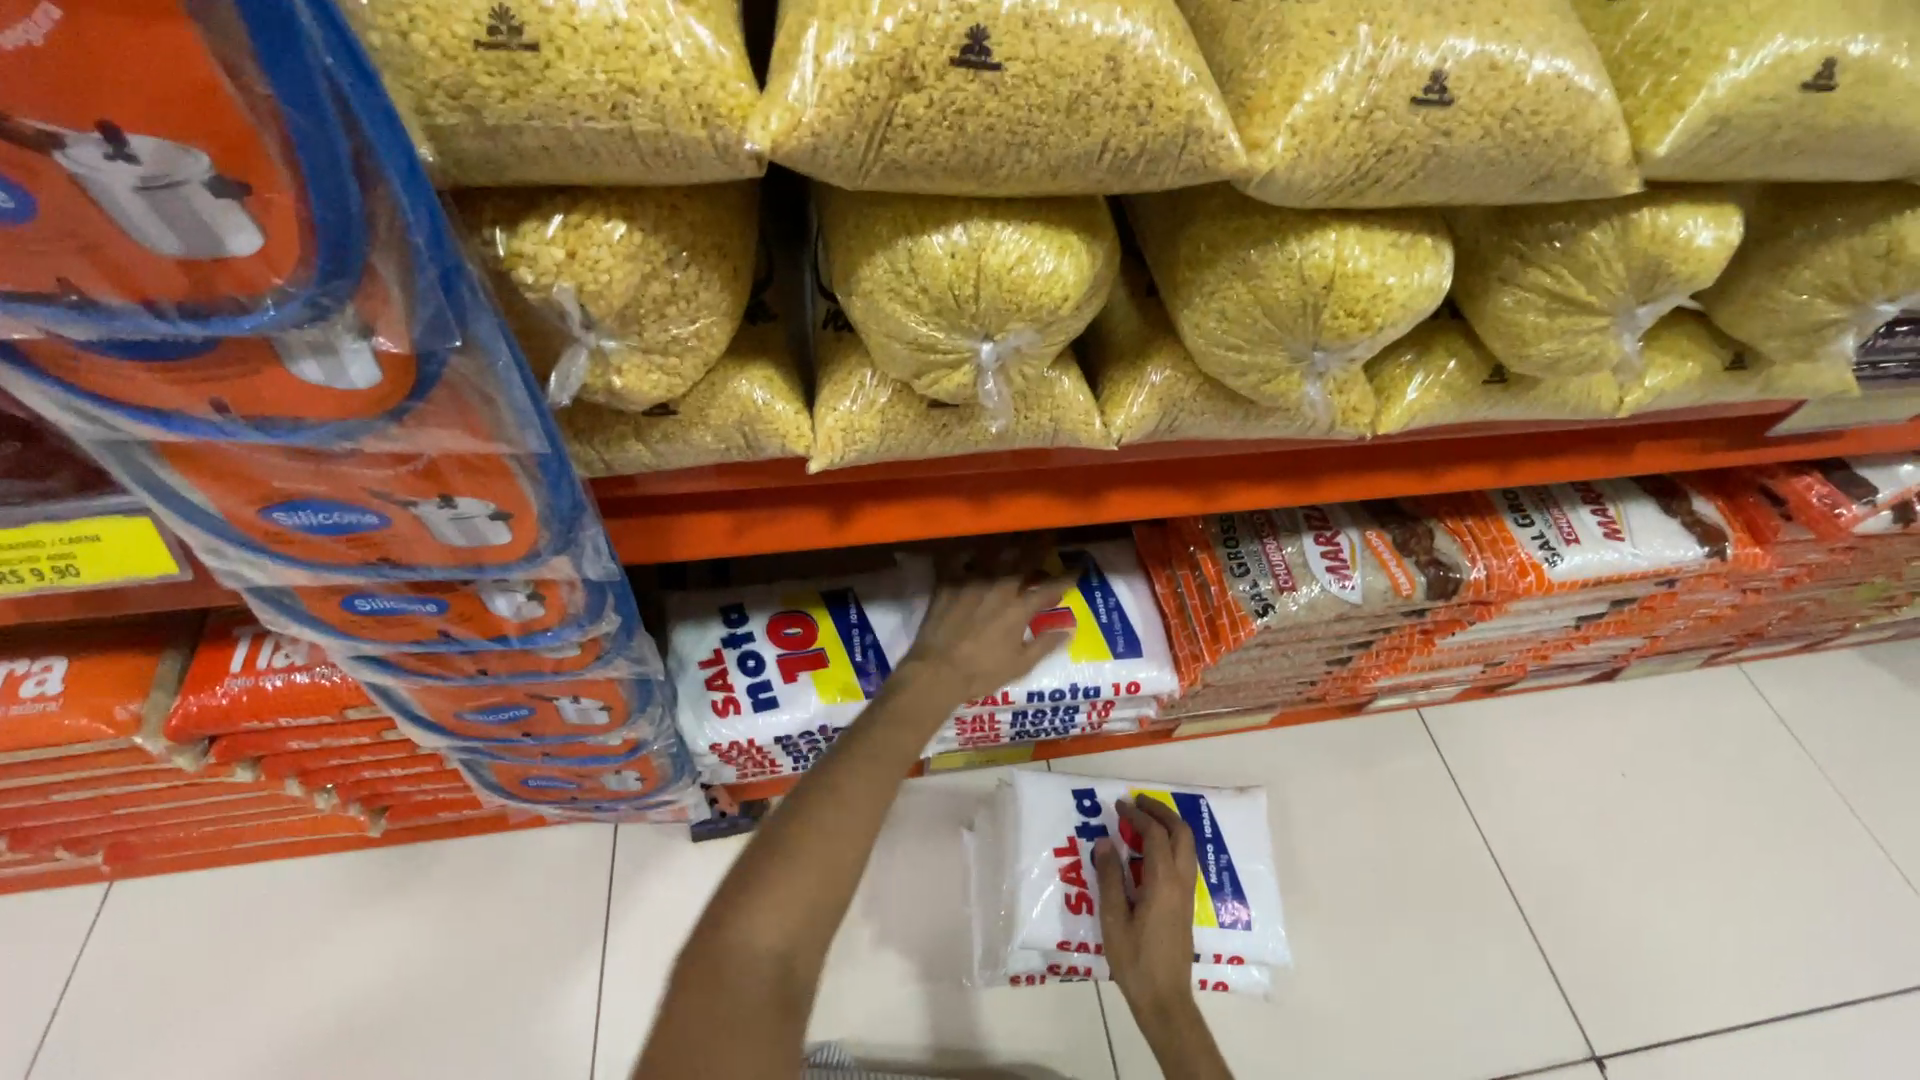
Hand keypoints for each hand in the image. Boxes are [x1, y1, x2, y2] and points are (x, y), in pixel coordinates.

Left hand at [893, 542, 1074, 708]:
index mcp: (1018, 609)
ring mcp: (970, 583)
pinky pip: (957, 560)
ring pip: (992, 554)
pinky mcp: (947, 584)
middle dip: (1038, 547)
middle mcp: (997, 588)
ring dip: (1005, 545)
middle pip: (1022, 561)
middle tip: (1047, 536)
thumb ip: (1045, 644)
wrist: (937, 671)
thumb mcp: (1020, 665)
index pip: (1049, 588)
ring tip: (1012, 536)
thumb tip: (1069, 630)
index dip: (1066, 578)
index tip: (1078, 568)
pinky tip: (967, 547)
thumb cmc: (981, 673)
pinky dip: (965, 552)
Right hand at [1094, 795, 1199, 1017]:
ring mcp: (1187, 893)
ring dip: (1168, 826)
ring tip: (1143, 820)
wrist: (1164, 997)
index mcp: (1163, 882)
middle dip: (1161, 812)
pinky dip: (1171, 843)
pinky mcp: (1186, 904)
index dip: (1137, 815)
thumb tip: (1104, 841)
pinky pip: (1185, 860)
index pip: (1154, 834)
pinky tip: (1150, 851)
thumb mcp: (1113, 918)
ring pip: (1187, 846)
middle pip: (1181, 833)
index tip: (1118, 806)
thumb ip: (1109, 877)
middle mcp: (1181, 882)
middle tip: (1137, 803)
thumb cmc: (1134, 959)